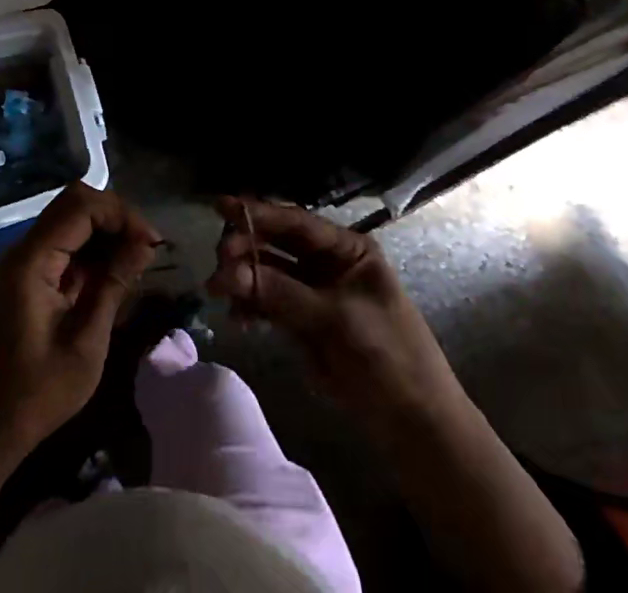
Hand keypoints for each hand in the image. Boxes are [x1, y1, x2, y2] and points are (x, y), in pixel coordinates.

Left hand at [0, 182, 160, 456]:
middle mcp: (26, 251)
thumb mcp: (88, 341)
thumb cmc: (42, 390)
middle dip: (117, 216)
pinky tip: (120, 269)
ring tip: (140, 257)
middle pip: (75, 202)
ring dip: (109, 229)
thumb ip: (114, 284)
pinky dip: (97, 247)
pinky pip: (70, 242)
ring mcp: (29, 261)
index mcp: (32, 263)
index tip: (151, 243)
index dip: (121, 215)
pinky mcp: (35, 274)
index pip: (80, 207)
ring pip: (73, 218)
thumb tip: (146, 243)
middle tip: (147, 246)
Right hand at [207, 197, 455, 423]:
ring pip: (266, 273)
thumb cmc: (386, 355)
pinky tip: (236, 318)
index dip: (258, 213)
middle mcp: (327, 264)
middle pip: (276, 244)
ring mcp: (312, 293)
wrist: (410, 419)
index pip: (296, 223)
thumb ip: (281, 293)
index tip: (221, 207)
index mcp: (347, 250)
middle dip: (245, 248)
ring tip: (218, 293)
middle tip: (218, 261)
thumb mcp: (337, 319)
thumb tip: (226, 273)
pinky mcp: (301, 323)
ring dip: (242, 279)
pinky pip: (266, 303)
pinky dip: (249, 306)